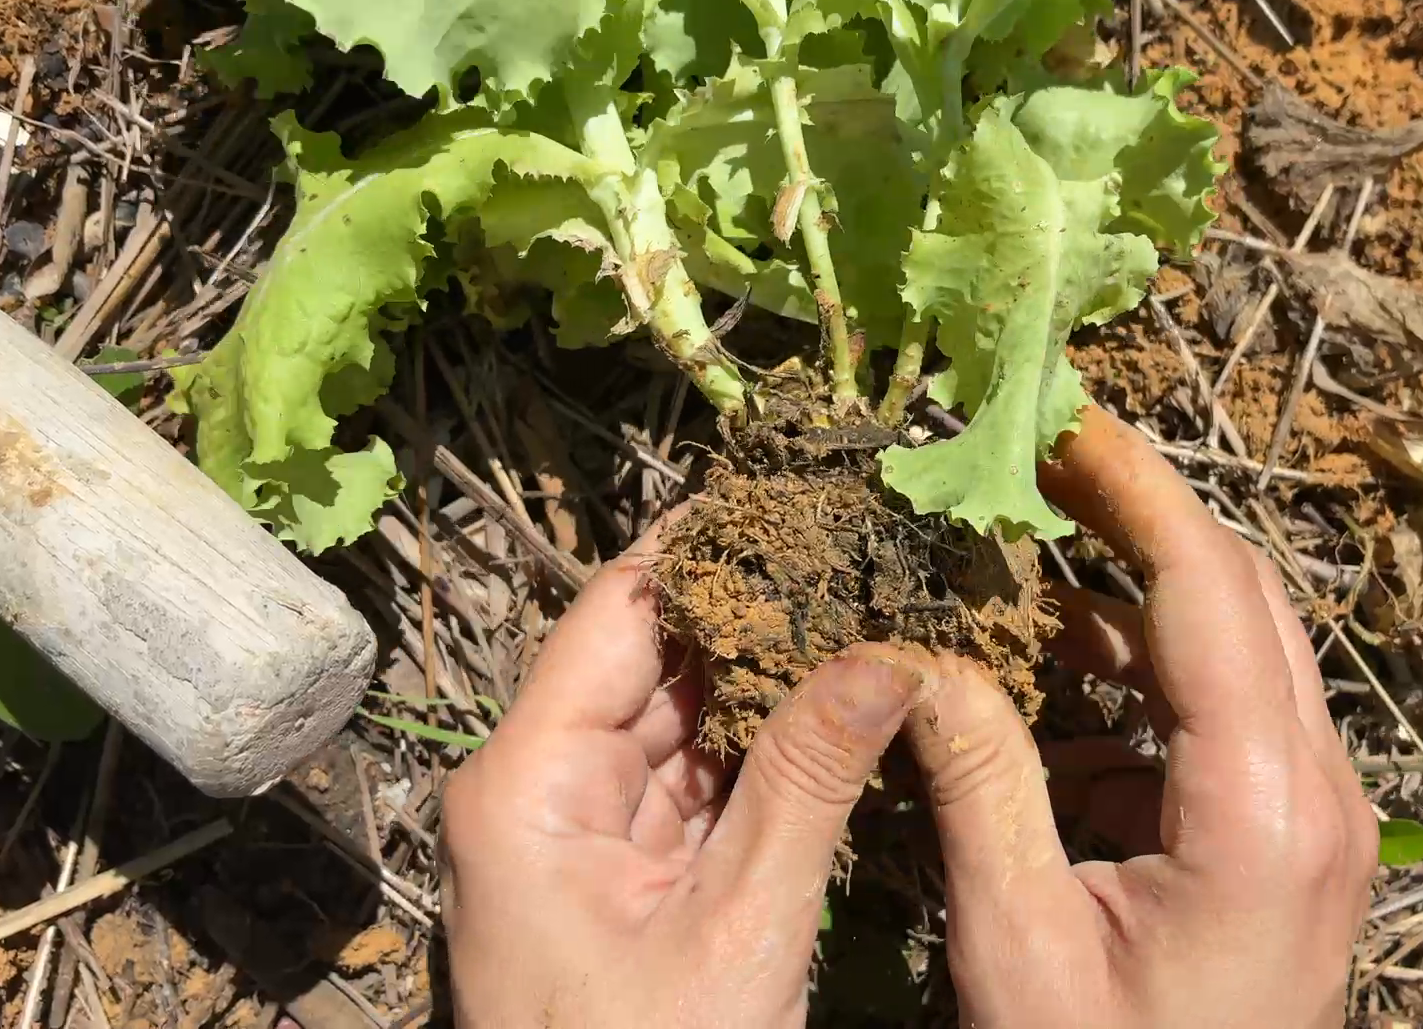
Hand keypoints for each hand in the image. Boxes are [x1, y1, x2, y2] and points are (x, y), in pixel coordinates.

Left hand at [439, 518, 930, 1026]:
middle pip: (653, 653)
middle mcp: (552, 777)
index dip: (691, 548)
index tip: (765, 496)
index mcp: (533, 778)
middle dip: (744, 604)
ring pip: (684, 705)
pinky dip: (762, 728)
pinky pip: (702, 760)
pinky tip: (824, 691)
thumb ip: (810, 778)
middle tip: (831, 548)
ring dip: (760, 665)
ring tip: (843, 603)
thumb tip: (889, 655)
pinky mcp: (635, 848)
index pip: (615, 614)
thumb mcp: (740, 926)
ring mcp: (594, 813)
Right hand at [902, 405, 1377, 1028]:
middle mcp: (1316, 787)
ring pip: (1225, 633)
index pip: (1207, 587)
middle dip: (1137, 507)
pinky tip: (1056, 664)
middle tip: (1043, 460)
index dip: (1137, 486)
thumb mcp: (1017, 945)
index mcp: (1264, 811)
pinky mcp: (1282, 818)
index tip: (1070, 420)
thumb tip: (922, 658)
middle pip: (1234, 588)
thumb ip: (976, 783)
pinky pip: (1209, 694)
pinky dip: (1132, 655)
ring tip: (1033, 549)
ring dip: (1130, 580)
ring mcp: (1313, 802)